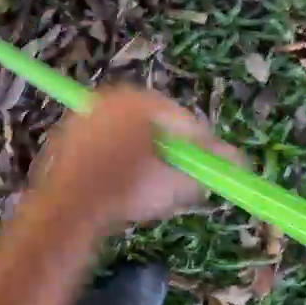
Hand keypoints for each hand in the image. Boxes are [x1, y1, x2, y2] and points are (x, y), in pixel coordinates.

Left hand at [27, 86, 244, 230]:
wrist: (69, 205)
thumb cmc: (127, 188)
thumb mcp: (178, 182)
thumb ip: (211, 167)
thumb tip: (240, 160)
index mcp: (139, 101)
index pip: (183, 120)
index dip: (202, 145)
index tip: (210, 167)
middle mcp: (109, 99)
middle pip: (153, 122)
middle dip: (171, 147)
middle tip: (182, 174)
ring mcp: (83, 116)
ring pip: (126, 133)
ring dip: (143, 153)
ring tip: (151, 183)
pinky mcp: (65, 136)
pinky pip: (102, 144)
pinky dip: (115, 158)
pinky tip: (119, 183)